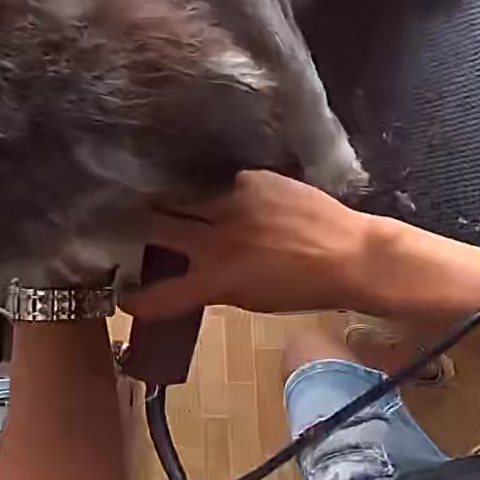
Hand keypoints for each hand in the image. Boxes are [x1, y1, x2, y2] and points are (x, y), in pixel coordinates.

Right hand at [123, 171, 388, 318]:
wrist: (351, 256)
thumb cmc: (306, 290)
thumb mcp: (253, 300)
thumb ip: (218, 287)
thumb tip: (197, 277)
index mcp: (217, 279)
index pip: (163, 294)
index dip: (140, 300)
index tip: (129, 298)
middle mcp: (218, 238)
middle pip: (158, 225)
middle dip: (141, 227)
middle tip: (135, 224)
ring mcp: (235, 203)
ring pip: (187, 197)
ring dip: (175, 202)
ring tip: (170, 200)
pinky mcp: (254, 179)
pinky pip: (225, 184)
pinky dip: (224, 193)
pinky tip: (233, 195)